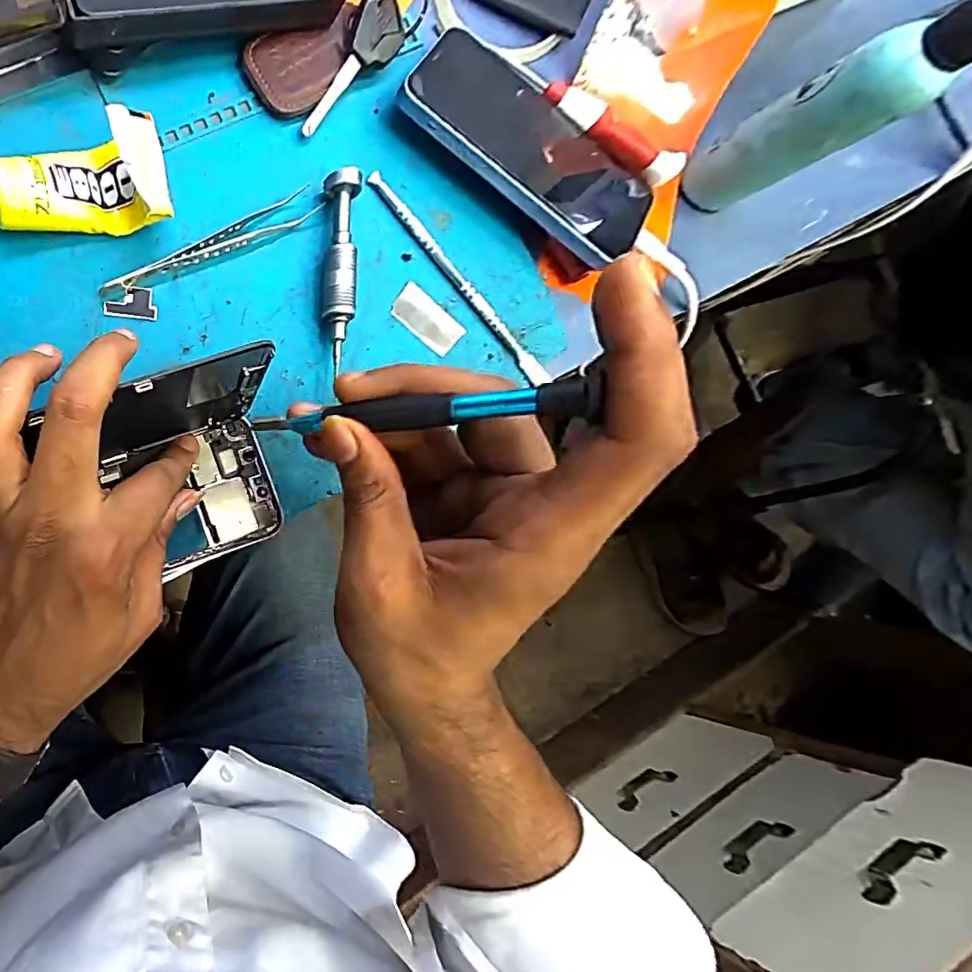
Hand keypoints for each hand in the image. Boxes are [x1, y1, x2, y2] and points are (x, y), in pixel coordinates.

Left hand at [0, 331, 200, 752]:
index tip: (184, 444)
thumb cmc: (75, 656)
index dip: (177, 455)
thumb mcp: (138, 612)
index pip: (152, 479)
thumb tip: (177, 489)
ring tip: (46, 354)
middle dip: (102, 366)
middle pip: (73, 419)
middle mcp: (46, 516)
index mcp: (101, 547)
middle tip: (120, 345)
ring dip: (19, 373)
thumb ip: (156, 543)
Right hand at [301, 255, 695, 741]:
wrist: (418, 689)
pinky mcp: (462, 489)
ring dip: (389, 410)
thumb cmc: (415, 655)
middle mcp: (538, 498)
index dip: (643, 356)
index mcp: (551, 530)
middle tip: (348, 392)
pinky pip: (425, 441)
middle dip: (424, 388)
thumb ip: (367, 498)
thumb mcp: (379, 582)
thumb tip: (337, 425)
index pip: (637, 437)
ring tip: (327, 416)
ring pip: (455, 417)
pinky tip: (334, 435)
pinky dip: (378, 434)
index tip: (622, 281)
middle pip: (504, 408)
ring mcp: (498, 490)